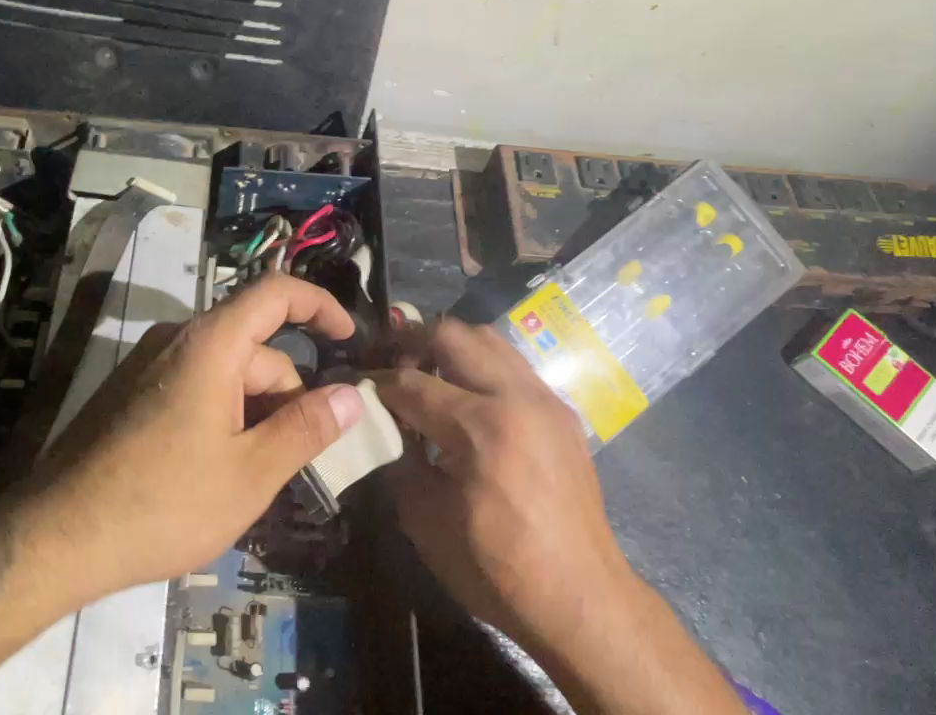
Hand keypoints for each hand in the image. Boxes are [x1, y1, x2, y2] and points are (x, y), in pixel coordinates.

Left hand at [26, 275, 366, 599]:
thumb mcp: (251, 473)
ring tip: (254, 477)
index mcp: (210, 344)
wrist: (57, 537)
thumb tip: (352, 395)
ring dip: (253, 412)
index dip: (320, 306)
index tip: (350, 339)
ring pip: (224, 374)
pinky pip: (192, 389)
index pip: (276, 293)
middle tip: (297, 460)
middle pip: (254, 349)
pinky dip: (220, 417)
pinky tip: (214, 472)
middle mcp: (176, 341)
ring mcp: (146, 367)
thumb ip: (306, 428)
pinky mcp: (127, 395)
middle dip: (287, 394)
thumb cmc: (164, 503)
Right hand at [376, 320, 635, 651]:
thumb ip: (398, 460)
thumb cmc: (496, 568)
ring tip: (425, 371)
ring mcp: (546, 400)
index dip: (375, 382)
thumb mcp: (425, 519)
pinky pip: (513, 366)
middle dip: (410, 341)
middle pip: (453, 336)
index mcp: (480, 426)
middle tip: (386, 360)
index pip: (411, 381)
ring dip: (450, 347)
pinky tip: (465, 398)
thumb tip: (382, 427)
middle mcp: (517, 397)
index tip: (354, 384)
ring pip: (489, 340)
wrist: (581, 599)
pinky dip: (481, 366)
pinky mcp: (563, 413)